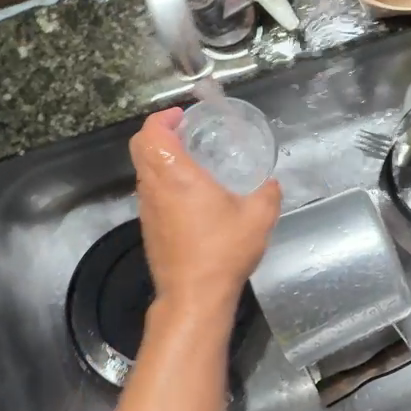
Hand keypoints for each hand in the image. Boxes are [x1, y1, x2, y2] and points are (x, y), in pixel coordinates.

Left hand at [128, 108, 281, 322]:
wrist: (194, 295)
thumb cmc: (224, 251)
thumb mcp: (259, 217)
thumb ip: (267, 193)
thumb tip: (270, 183)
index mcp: (177, 177)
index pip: (152, 134)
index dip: (162, 118)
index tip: (181, 115)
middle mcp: (155, 188)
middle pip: (140, 147)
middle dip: (158, 132)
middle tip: (184, 130)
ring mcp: (148, 209)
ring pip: (143, 170)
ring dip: (159, 156)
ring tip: (190, 157)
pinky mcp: (150, 227)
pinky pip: (150, 190)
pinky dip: (162, 178)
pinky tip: (190, 191)